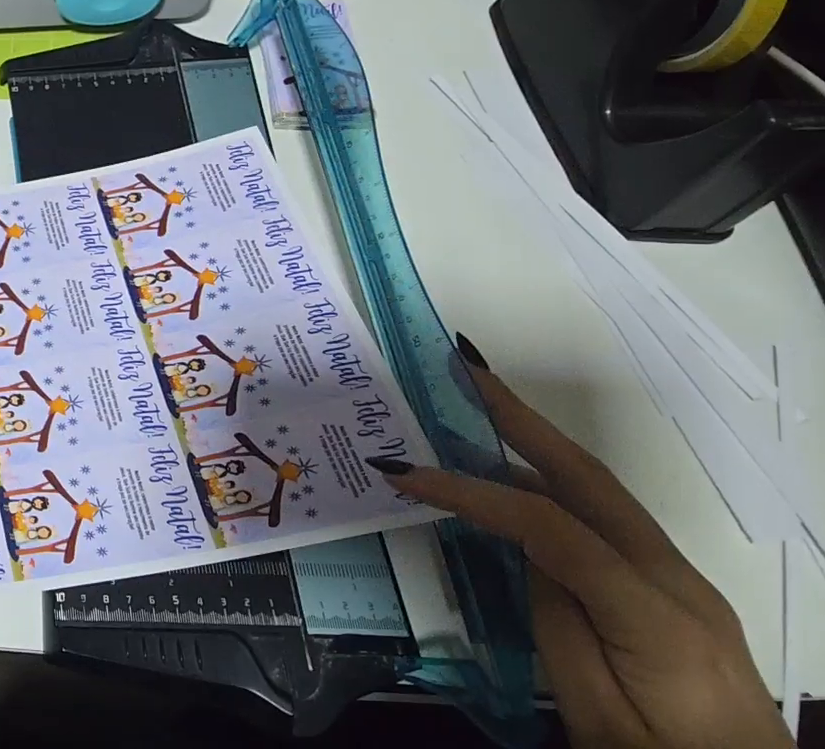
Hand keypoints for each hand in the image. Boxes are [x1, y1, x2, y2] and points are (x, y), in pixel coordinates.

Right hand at [369, 341, 789, 748]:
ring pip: (596, 491)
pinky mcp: (669, 587)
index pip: (547, 526)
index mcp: (651, 611)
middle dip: (519, 417)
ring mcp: (678, 578)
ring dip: (532, 440)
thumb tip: (527, 554)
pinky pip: (601, 518)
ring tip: (474, 404)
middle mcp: (673, 578)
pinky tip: (512, 477)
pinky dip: (549, 480)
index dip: (471, 491)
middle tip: (462, 370)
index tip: (402, 473)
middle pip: (587, 479)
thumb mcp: (593, 710)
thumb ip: (555, 622)